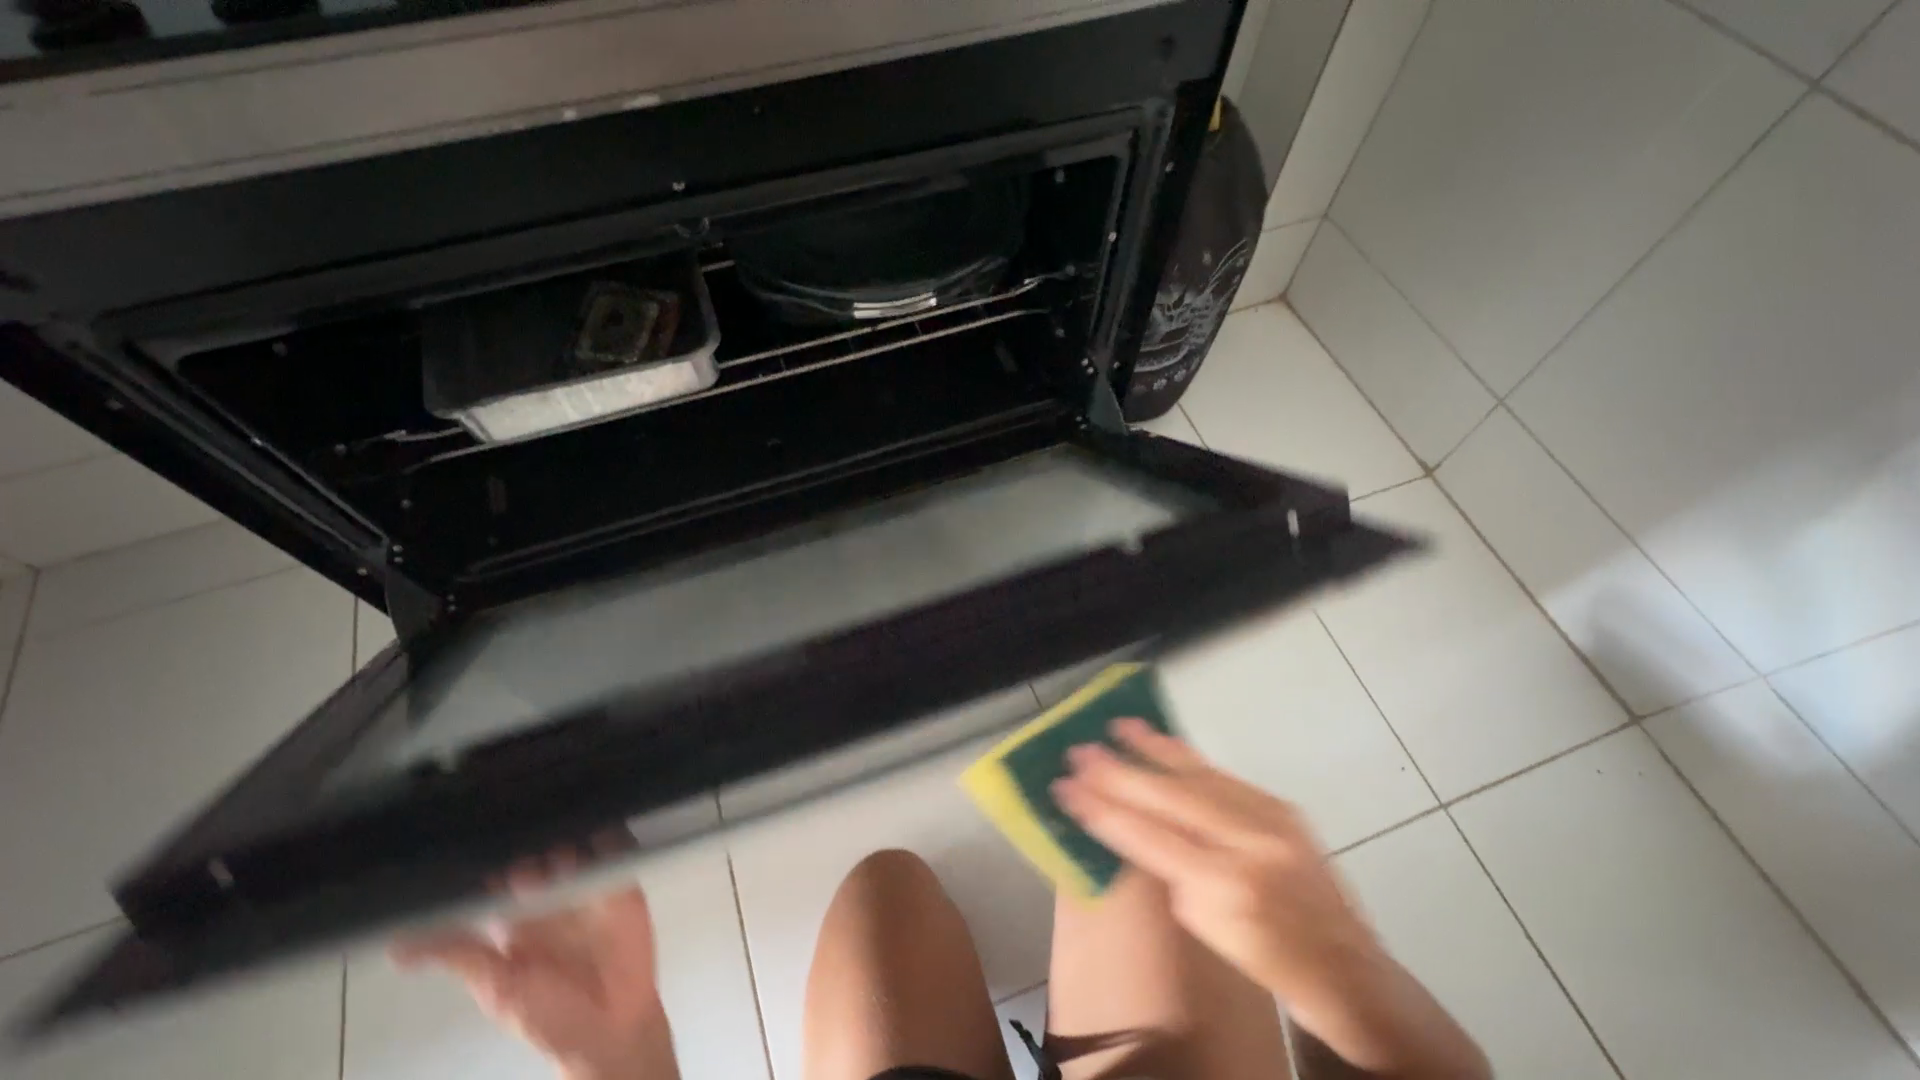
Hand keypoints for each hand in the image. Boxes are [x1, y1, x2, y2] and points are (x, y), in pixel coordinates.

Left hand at [392, 857, 674, 1079]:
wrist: (613, 1031)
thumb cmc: (550, 1016)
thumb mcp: (499, 988)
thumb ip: (460, 957)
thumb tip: (395, 949)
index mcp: (512, 916)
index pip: (495, 873)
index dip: (486, 856)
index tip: (476, 835)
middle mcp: (548, 895)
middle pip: (535, 850)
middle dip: (528, 840)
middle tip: (521, 832)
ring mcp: (586, 886)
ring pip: (573, 843)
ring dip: (567, 834)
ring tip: (559, 834)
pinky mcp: (622, 884)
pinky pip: (616, 850)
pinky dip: (611, 835)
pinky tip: (600, 830)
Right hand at [1051, 719, 1380, 1021]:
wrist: (1346, 965)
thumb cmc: (1268, 961)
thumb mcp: (1207, 929)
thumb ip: (1173, 875)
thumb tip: (1136, 829)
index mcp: (1225, 884)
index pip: (1148, 837)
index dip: (1103, 810)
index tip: (1066, 787)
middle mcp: (1249, 843)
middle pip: (1170, 797)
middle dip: (1120, 772)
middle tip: (1079, 751)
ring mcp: (1271, 819)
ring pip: (1199, 775)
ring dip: (1153, 749)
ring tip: (1118, 726)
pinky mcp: (1283, 807)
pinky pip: (1224, 777)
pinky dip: (1188, 758)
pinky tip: (1165, 744)